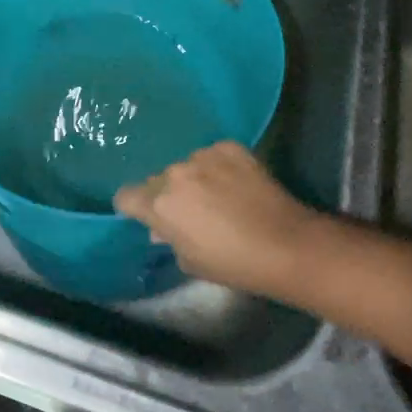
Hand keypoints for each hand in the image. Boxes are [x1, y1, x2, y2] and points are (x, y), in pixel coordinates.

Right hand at [114, 140, 324, 295]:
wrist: (286, 244)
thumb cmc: (235, 263)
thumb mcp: (191, 263)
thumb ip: (170, 240)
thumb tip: (163, 229)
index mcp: (159, 205)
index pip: (125, 196)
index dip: (133, 207)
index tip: (147, 217)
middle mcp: (174, 174)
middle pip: (158, 180)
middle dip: (168, 194)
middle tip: (191, 212)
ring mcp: (202, 156)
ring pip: (186, 166)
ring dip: (194, 179)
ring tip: (219, 197)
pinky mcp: (228, 147)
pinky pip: (212, 155)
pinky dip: (218, 167)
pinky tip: (237, 184)